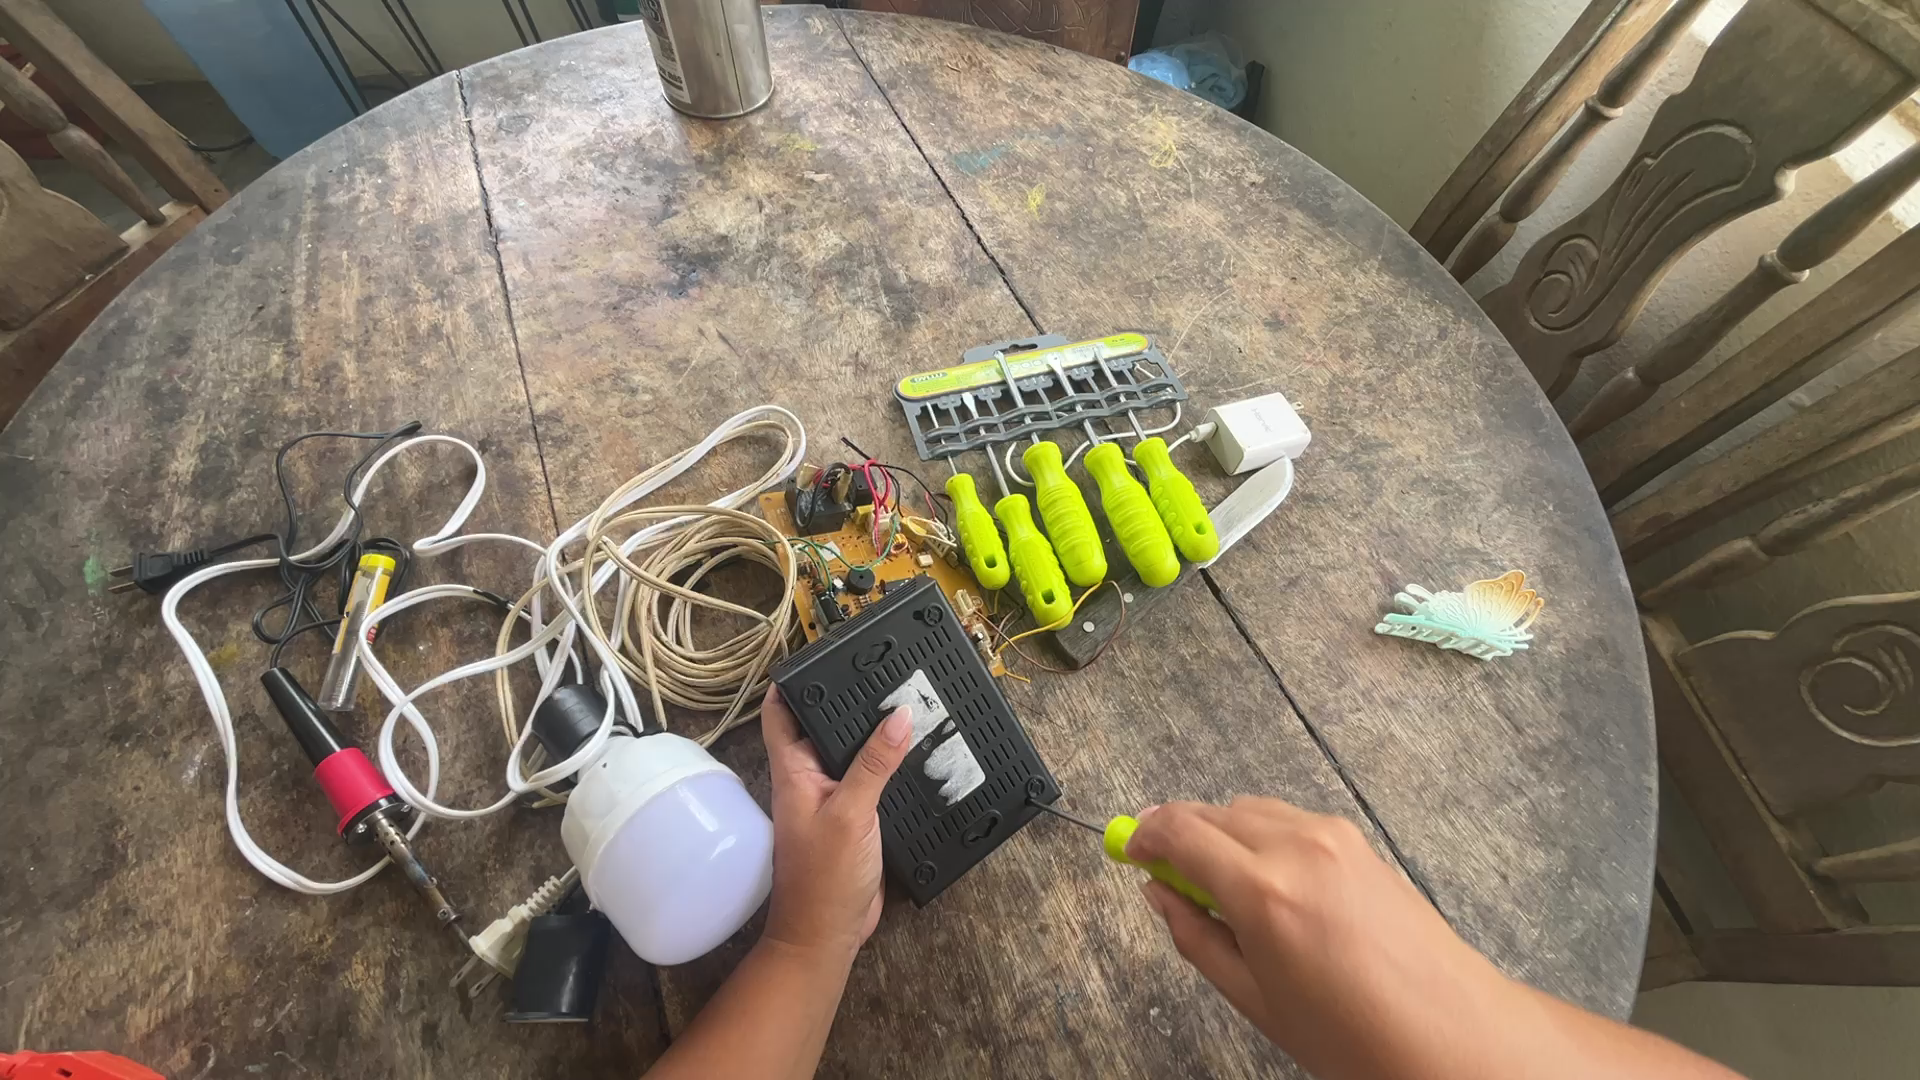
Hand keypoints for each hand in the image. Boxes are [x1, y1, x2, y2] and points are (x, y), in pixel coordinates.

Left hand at [759, 686, 913, 960]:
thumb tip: (900, 714)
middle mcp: (810, 777)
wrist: (828, 936)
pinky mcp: (855, 816)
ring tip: (901, 698)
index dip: (792, 683)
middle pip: (823, 727)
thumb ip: (875, 764)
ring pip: (851, 751)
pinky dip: (887, 760)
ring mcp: (833, 797)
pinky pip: (870, 777)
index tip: (816, 654)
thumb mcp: (851, 813)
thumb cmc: (823, 878)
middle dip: (845, 700)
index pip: (781, 714)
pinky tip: (911, 750)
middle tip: (877, 668)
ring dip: (870, 730)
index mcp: (794, 771)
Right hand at [1126, 797, 1512, 1079]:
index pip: (1179, 832)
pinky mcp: (1353, 835)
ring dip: (1218, 831)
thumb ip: (1194, 936)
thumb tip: (1157, 891)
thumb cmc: (1351, 1040)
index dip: (1144, 834)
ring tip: (1222, 881)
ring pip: (1244, 808)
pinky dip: (1257, 833)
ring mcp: (1328, 833)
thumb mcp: (1257, 1001)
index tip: (1128, 849)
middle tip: (1166, 870)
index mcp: (1263, 891)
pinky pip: (1283, 817)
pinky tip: (1271, 879)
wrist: (1464, 1040)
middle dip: (1177, 832)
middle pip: (1207, 811)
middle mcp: (1292, 845)